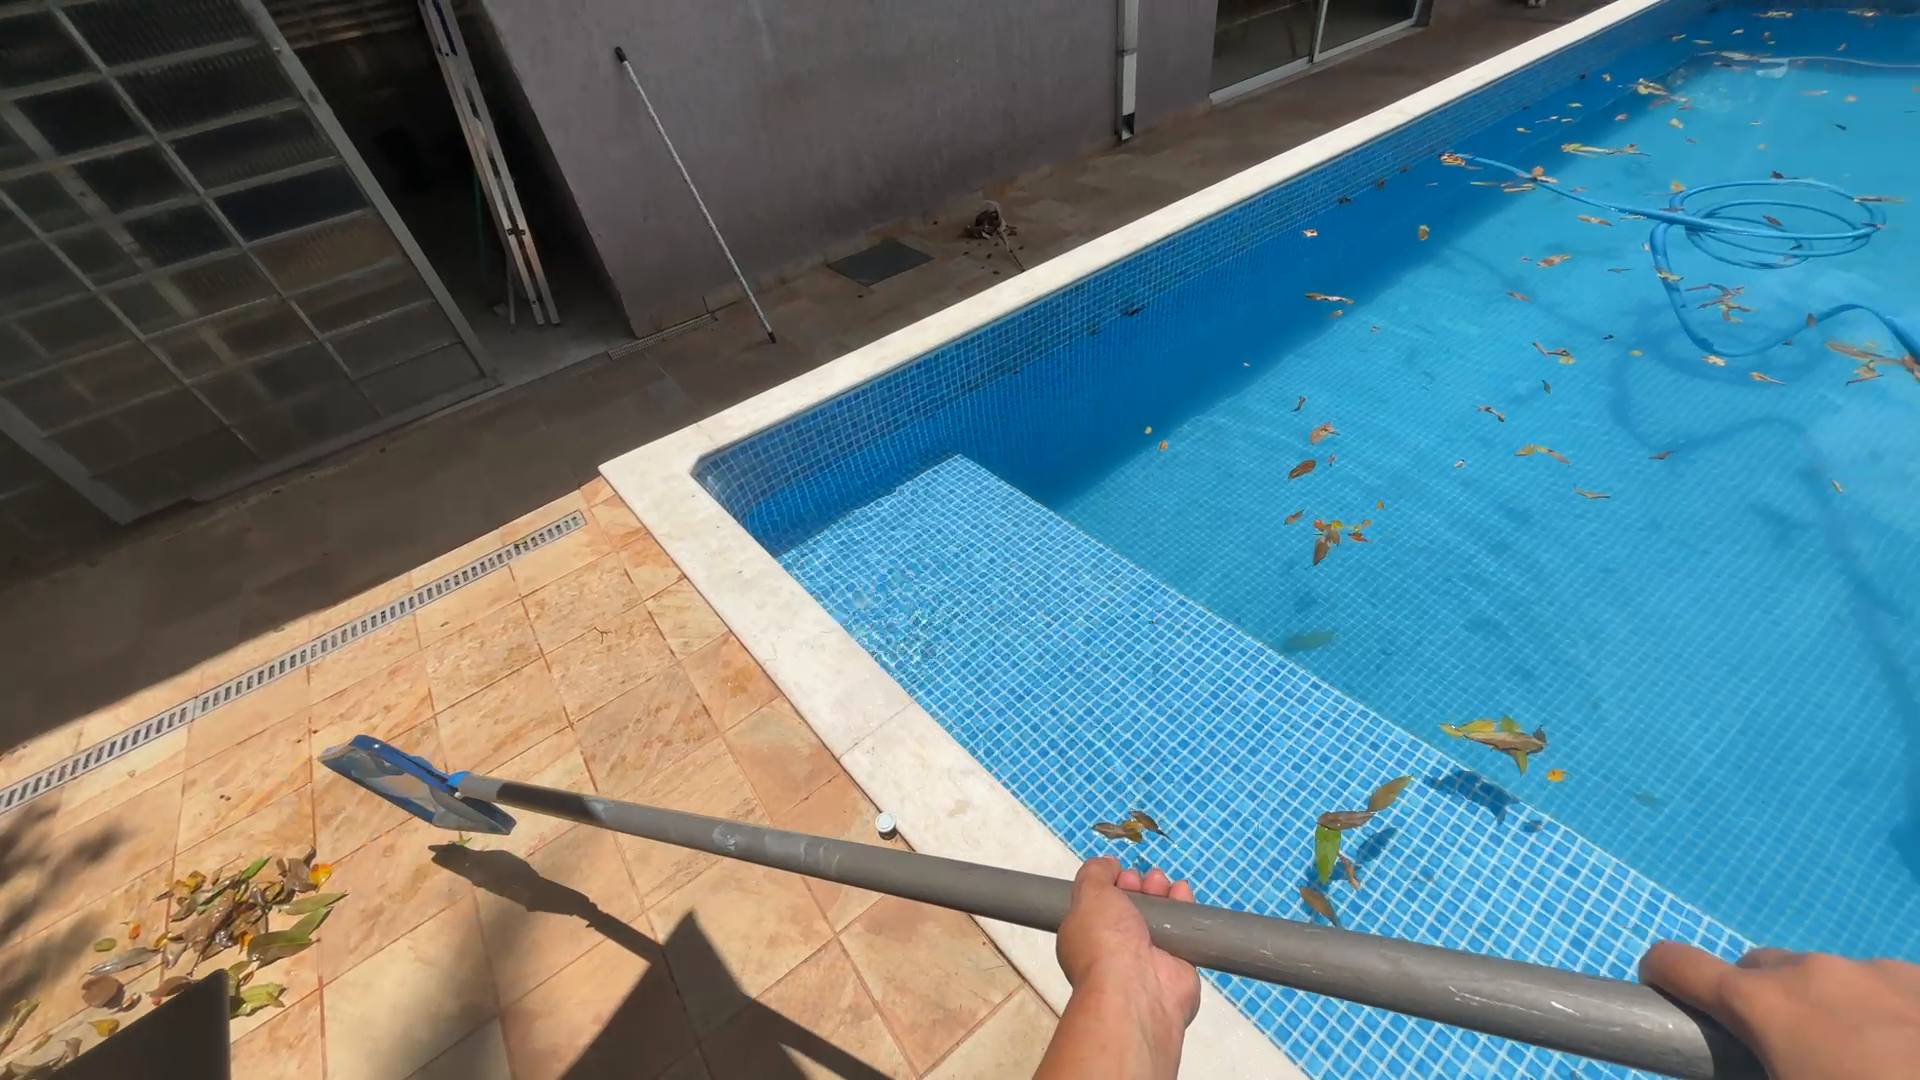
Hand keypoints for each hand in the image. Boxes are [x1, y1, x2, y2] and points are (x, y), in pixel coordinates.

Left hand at [1057, 856, 1201, 1031]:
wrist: (1137, 989)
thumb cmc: (1104, 939)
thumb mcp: (1088, 893)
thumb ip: (1095, 872)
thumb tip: (1109, 865)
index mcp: (1086, 936)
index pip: (1100, 904)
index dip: (1111, 884)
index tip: (1120, 873)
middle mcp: (1115, 948)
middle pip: (1131, 907)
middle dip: (1138, 886)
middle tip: (1144, 880)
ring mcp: (1148, 957)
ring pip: (1157, 916)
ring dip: (1161, 892)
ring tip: (1163, 883)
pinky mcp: (1178, 964)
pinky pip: (1181, 929)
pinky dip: (1183, 906)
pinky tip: (1182, 892)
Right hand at [1640, 942, 1919, 1079]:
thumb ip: (1754, 1068)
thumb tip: (1745, 1059)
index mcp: (1762, 1003)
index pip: (1672, 961)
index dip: (1663, 979)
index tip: (1674, 1004)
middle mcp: (1810, 973)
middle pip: (1759, 968)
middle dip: (1767, 1003)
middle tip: (1806, 1059)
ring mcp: (1885, 974)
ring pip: (1833, 979)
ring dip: (1839, 1010)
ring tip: (1888, 1063)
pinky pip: (1898, 988)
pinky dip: (1899, 1014)